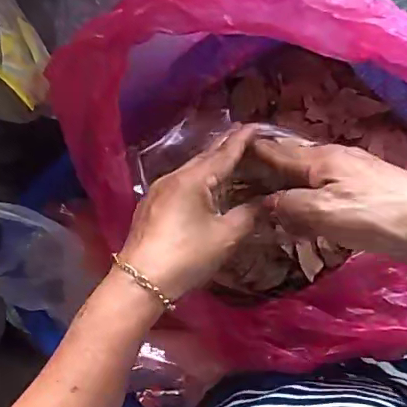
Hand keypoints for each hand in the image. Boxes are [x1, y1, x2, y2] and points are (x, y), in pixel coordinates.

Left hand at [118, 126, 268, 298]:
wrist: (140, 281)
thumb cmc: (186, 256)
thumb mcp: (225, 236)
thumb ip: (249, 214)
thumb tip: (267, 202)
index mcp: (192, 178)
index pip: (223, 152)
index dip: (242, 139)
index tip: (257, 126)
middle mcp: (172, 177)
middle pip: (204, 157)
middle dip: (226, 148)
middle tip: (247, 139)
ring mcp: (157, 191)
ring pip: (189, 170)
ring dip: (210, 164)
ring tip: (229, 160)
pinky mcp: (150, 207)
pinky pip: (179, 184)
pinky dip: (197, 180)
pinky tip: (204, 186)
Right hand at [251, 135, 406, 263]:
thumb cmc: (376, 216)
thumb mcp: (322, 213)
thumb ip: (288, 206)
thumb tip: (264, 204)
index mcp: (320, 159)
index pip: (275, 151)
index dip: (250, 151)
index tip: (226, 152)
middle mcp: (337, 157)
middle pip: (293, 160)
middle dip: (267, 168)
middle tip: (240, 180)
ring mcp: (357, 171)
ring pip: (310, 174)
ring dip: (288, 183)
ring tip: (267, 195)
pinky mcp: (371, 187)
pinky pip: (326, 186)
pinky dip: (308, 194)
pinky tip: (307, 207)